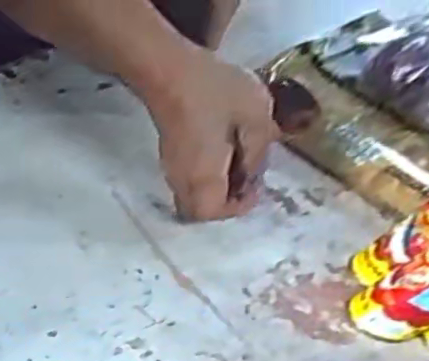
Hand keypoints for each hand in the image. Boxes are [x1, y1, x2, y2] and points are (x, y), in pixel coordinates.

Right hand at [134, 46, 276, 220]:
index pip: (213, 212)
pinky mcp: (170, 161)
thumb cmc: (218, 95)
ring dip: (216, 193)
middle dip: (224, 205)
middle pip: (198, 212)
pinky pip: (188, 185)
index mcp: (204, 177)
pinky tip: (223, 158)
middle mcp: (182, 183)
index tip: (258, 192)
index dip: (236, 208)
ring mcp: (171, 173)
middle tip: (249, 184)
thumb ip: (257, 153)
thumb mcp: (255, 118)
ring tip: (240, 168)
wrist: (174, 80)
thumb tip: (253, 178)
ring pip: (192, 200)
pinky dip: (208, 182)